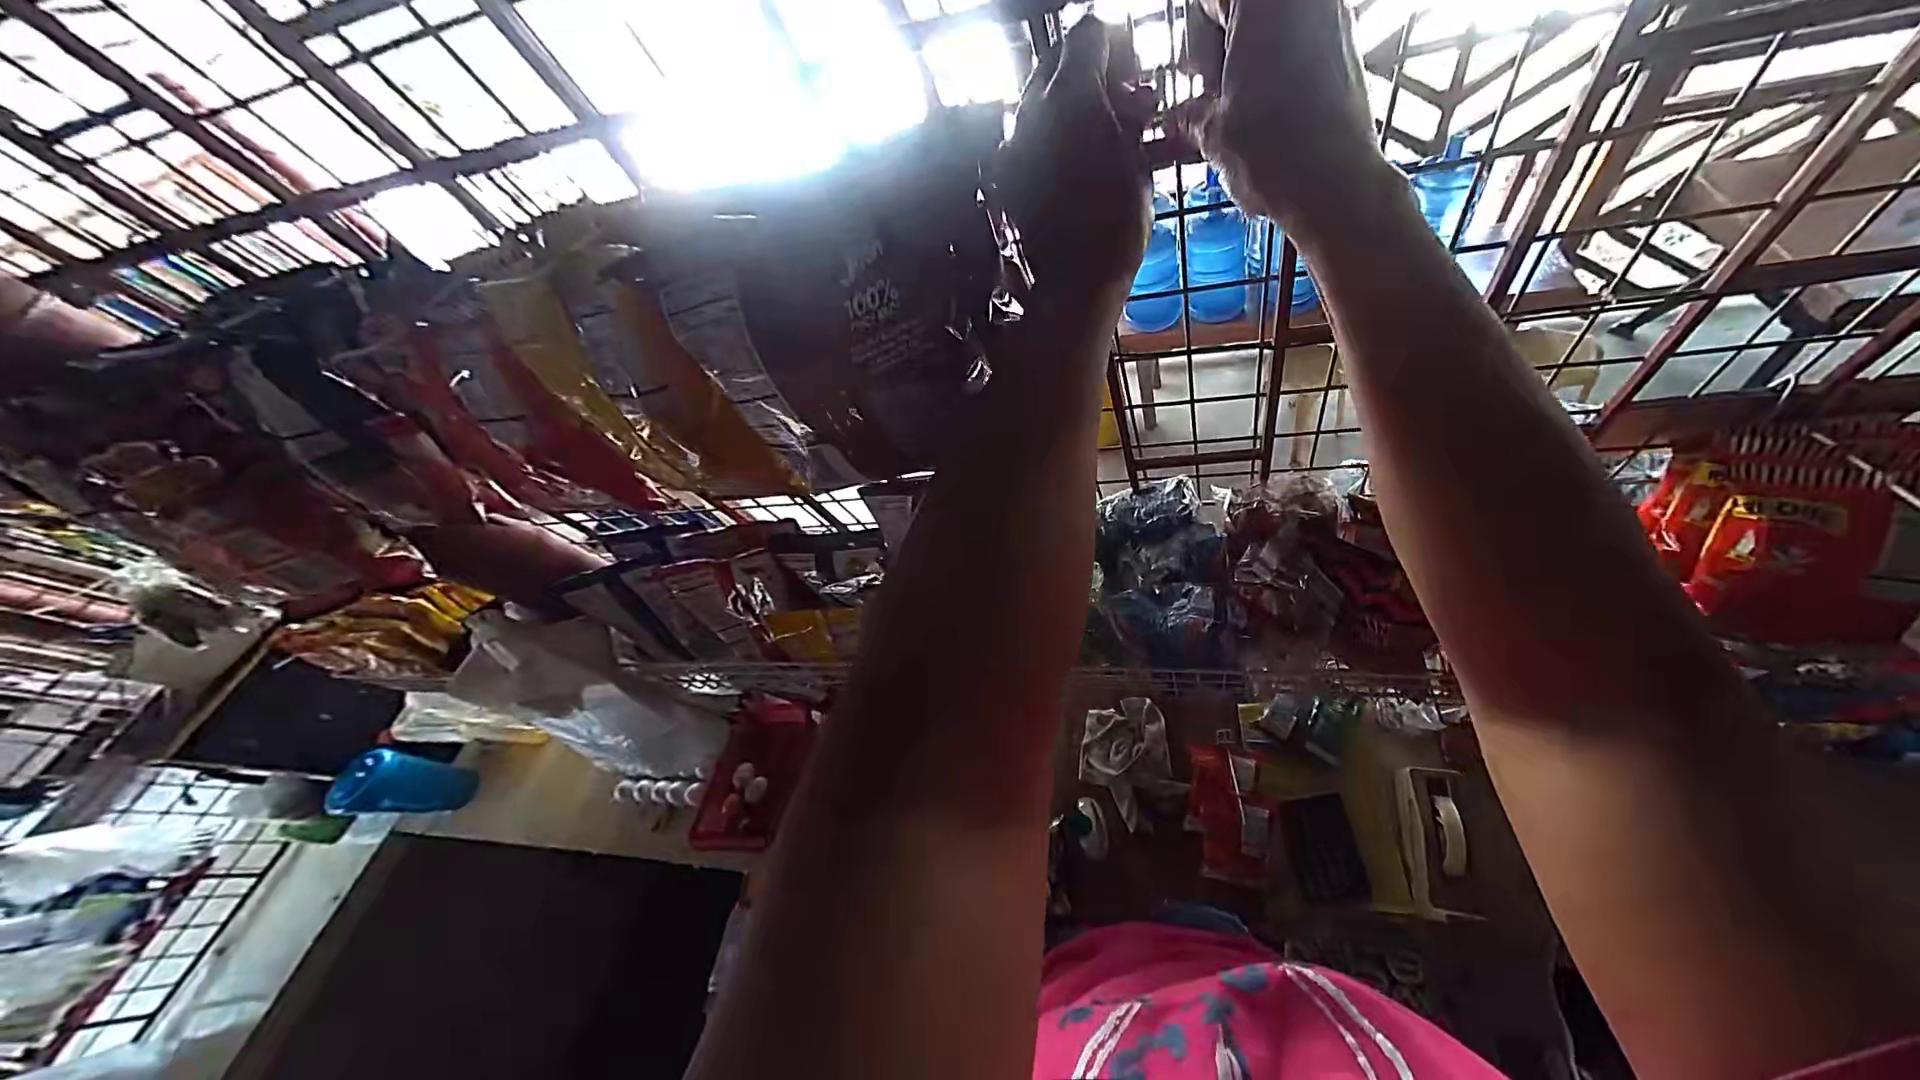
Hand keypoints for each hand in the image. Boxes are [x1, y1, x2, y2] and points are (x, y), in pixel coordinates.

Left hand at [994, 16, 1152, 300]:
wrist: (1064, 293)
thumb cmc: (1111, 235)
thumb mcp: (1138, 168)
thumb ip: (1128, 121)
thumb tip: (1127, 103)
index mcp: (1071, 97)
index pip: (1088, 36)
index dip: (1114, 51)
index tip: (1130, 79)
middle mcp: (1029, 114)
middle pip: (1055, 67)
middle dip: (1088, 79)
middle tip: (1117, 111)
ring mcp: (1008, 150)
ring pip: (1037, 109)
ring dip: (1067, 116)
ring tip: (1097, 149)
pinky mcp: (997, 184)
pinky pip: (1025, 149)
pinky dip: (1048, 151)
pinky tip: (1071, 178)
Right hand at [1177, 0, 1406, 228]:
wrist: (1332, 185)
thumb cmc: (1270, 150)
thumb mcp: (1211, 131)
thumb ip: (1192, 110)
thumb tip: (1181, 115)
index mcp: (1263, 1)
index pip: (1208, 1)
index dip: (1193, 38)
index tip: (1190, 76)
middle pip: (1241, 11)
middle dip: (1221, 48)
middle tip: (1209, 95)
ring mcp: (1333, 18)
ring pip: (1271, 32)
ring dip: (1245, 65)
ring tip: (1235, 113)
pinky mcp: (1347, 50)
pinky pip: (1297, 49)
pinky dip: (1274, 74)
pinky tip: (1264, 117)